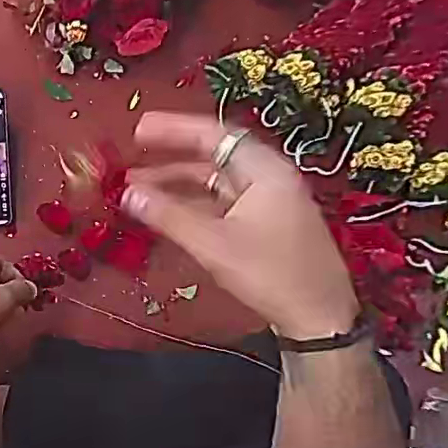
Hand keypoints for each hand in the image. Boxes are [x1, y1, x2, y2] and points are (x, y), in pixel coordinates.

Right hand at [122, 112, 359, 339]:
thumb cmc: (271, 274)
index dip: (174, 128)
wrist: (320, 318)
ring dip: (177, 184)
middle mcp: (267, 178)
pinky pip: (220, 203)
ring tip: (136, 189)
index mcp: (264, 170)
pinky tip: (165, 212)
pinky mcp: (263, 224)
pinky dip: (192, 204)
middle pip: (213, 156)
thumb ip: (169, 216)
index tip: (139, 129)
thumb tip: (128, 194)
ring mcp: (267, 201)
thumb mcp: (214, 244)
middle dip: (169, 158)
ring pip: (214, 182)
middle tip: (130, 160)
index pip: (214, 134)